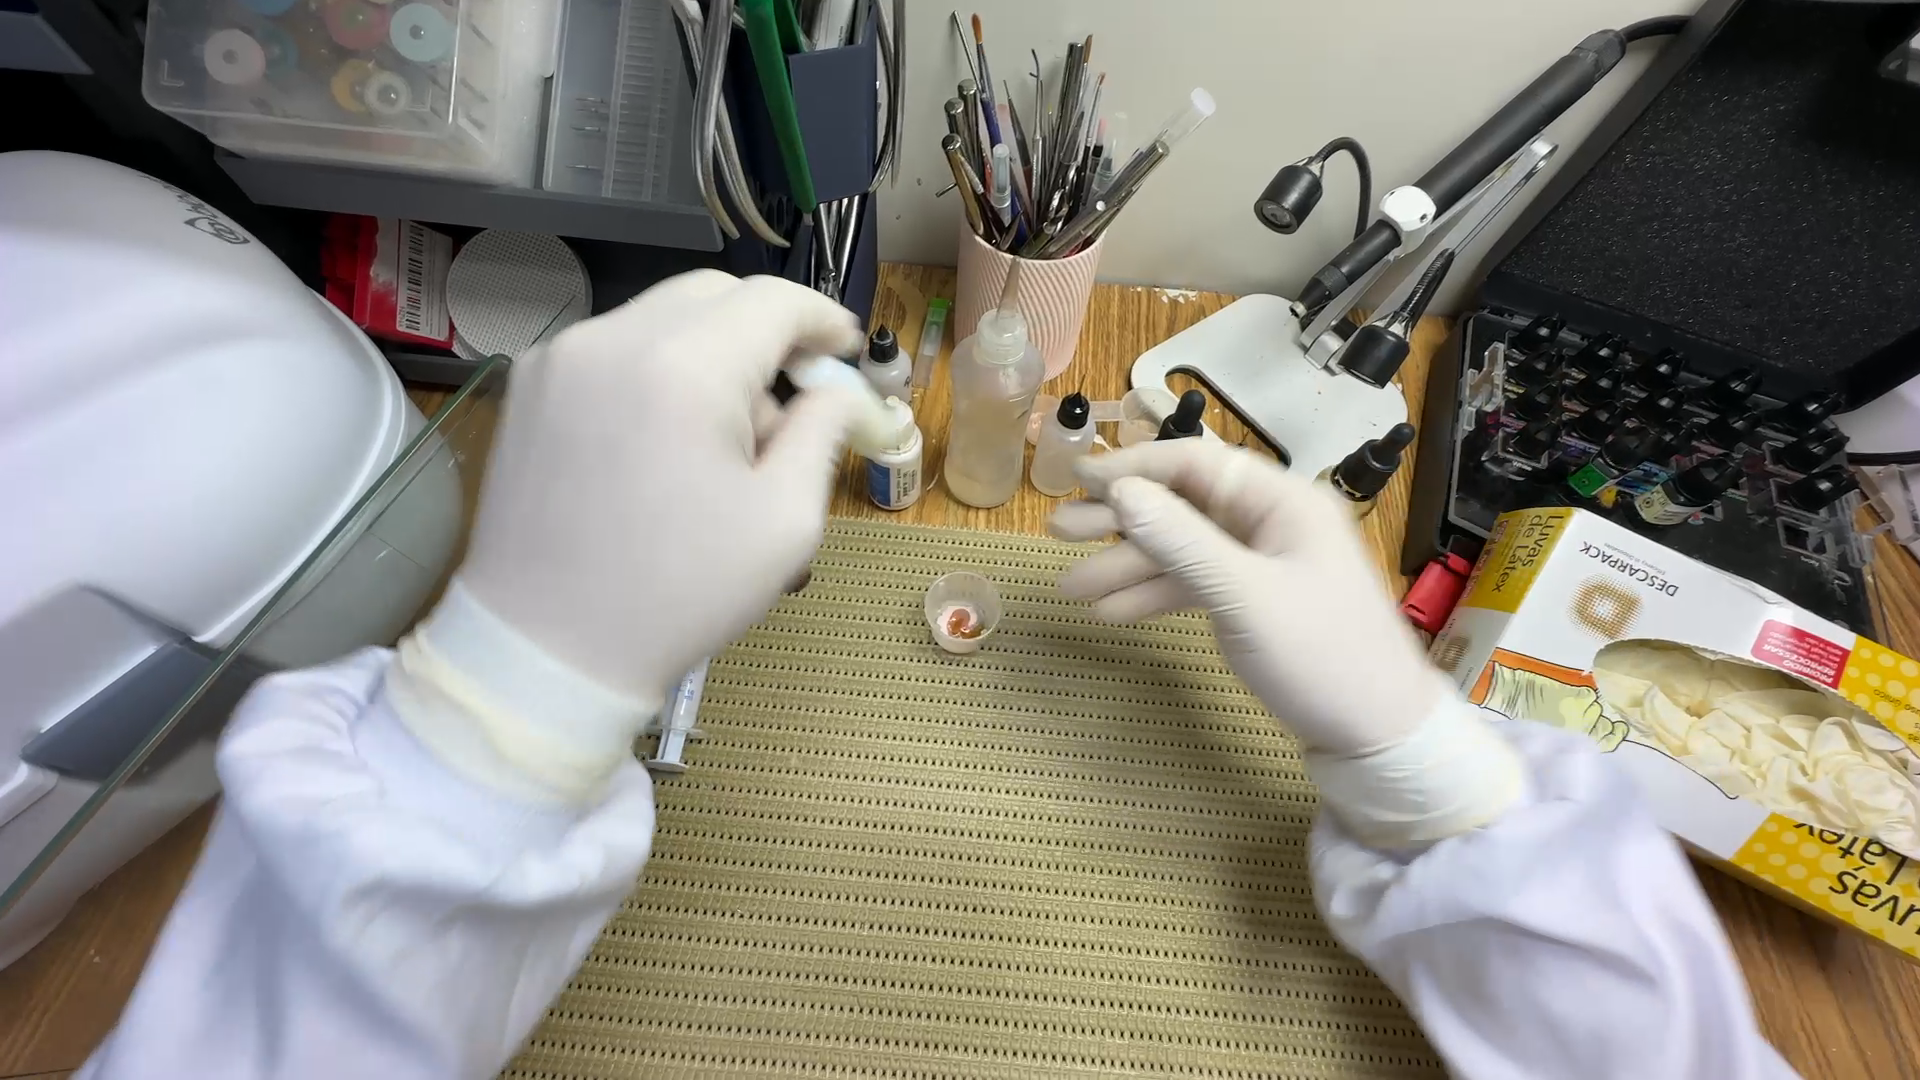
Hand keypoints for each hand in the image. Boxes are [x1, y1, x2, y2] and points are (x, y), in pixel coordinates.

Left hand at [384, 271, 868, 801]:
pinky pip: (621, 346)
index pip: (773, 301)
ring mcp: (560, 357)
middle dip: (771, 332)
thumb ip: (823, 432)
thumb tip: (837, 388)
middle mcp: (613, 338)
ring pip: (667, 316)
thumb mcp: (786, 521)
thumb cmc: (682, 594)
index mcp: (684, 369)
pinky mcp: (531, 384)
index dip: (822, 319)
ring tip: (729, 439)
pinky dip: (667, 368)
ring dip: (718, 354)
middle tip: (797, 394)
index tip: (847, 350)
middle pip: (717, 295)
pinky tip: (673, 439)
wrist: (547, 649)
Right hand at [1048, 439, 1525, 846]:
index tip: (1078, 477)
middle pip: (1178, 506)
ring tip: (1069, 587)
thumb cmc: (1321, 655)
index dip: (1133, 467)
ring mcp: (1255, 561)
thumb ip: (1181, 542)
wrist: (1376, 734)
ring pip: (1177, 550)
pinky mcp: (1246, 598)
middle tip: (1056, 530)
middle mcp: (1265, 521)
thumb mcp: (1245, 596)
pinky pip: (1189, 585)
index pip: (1194, 464)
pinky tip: (1108, 614)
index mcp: (1280, 501)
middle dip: (1117, 520)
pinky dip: (1151, 596)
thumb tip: (1121, 493)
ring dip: (1124, 567)